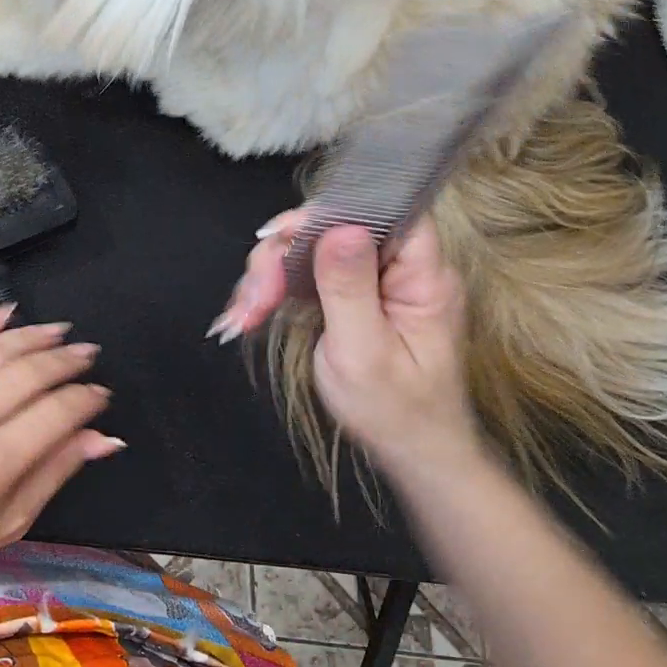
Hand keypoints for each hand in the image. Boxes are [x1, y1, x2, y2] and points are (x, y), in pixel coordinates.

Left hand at [0, 307, 121, 594]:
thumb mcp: (11, 521)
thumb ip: (57, 471)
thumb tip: (102, 438)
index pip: (57, 411)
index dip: (87, 397)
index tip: (100, 392)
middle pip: (28, 372)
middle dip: (65, 359)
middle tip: (86, 353)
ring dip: (30, 335)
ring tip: (55, 331)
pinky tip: (1, 315)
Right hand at [221, 213, 478, 474]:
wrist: (409, 452)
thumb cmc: (393, 409)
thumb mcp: (363, 352)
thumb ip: (349, 288)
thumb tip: (338, 228)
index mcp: (421, 278)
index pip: (382, 215)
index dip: (329, 214)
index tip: (281, 237)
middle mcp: (398, 270)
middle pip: (329, 231)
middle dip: (280, 258)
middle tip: (254, 302)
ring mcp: (370, 282)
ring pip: (306, 251)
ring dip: (266, 278)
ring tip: (245, 317)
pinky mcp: (346, 295)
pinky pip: (301, 274)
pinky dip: (270, 291)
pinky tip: (249, 315)